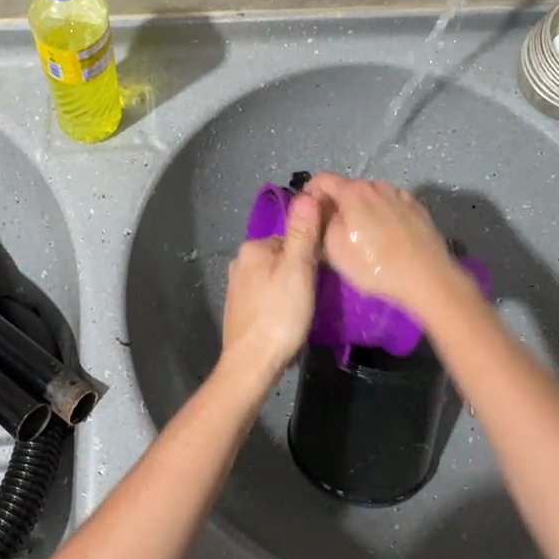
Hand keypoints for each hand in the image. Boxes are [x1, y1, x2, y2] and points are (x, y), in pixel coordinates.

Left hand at [219, 192, 324, 385]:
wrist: (252, 364)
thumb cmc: (279, 315)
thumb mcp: (298, 269)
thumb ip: (303, 233)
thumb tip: (307, 194)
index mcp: (253, 248)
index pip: (291, 238)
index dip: (310, 254)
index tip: (321, 273)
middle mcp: (240, 263)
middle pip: (282, 257)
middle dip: (299, 271)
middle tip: (314, 294)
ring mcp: (236, 288)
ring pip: (274, 278)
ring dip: (289, 288)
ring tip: (303, 309)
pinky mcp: (239, 310)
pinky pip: (266, 297)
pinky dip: (278, 304)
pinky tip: (287, 319)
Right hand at [304, 173, 475, 319]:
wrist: (426, 277)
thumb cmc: (374, 265)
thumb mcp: (334, 248)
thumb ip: (321, 222)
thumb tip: (320, 210)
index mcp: (353, 192)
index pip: (322, 179)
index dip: (310, 194)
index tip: (309, 214)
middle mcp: (377, 185)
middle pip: (348, 188)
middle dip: (337, 204)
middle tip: (333, 230)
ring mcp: (400, 195)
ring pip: (371, 197)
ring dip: (362, 209)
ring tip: (363, 235)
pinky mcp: (418, 208)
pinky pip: (391, 206)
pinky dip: (383, 215)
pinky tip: (387, 236)